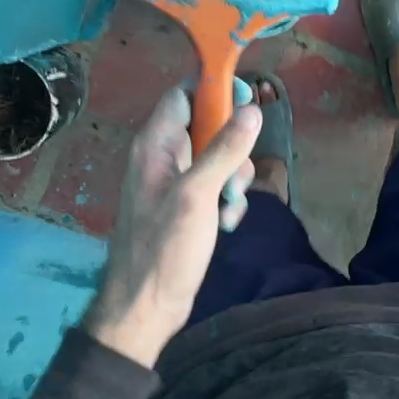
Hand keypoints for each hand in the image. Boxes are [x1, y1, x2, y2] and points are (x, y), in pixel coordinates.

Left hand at [83, 87, 261, 366]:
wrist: (146, 307)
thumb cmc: (163, 248)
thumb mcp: (198, 195)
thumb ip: (224, 150)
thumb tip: (252, 110)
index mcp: (154, 145)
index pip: (183, 95)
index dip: (214, 92)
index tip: (247, 103)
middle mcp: (163, 157)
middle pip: (208, 126)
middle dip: (233, 146)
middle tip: (238, 172)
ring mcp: (175, 183)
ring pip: (218, 159)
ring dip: (234, 179)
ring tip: (229, 206)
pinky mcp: (187, 207)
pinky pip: (217, 187)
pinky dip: (228, 201)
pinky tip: (226, 224)